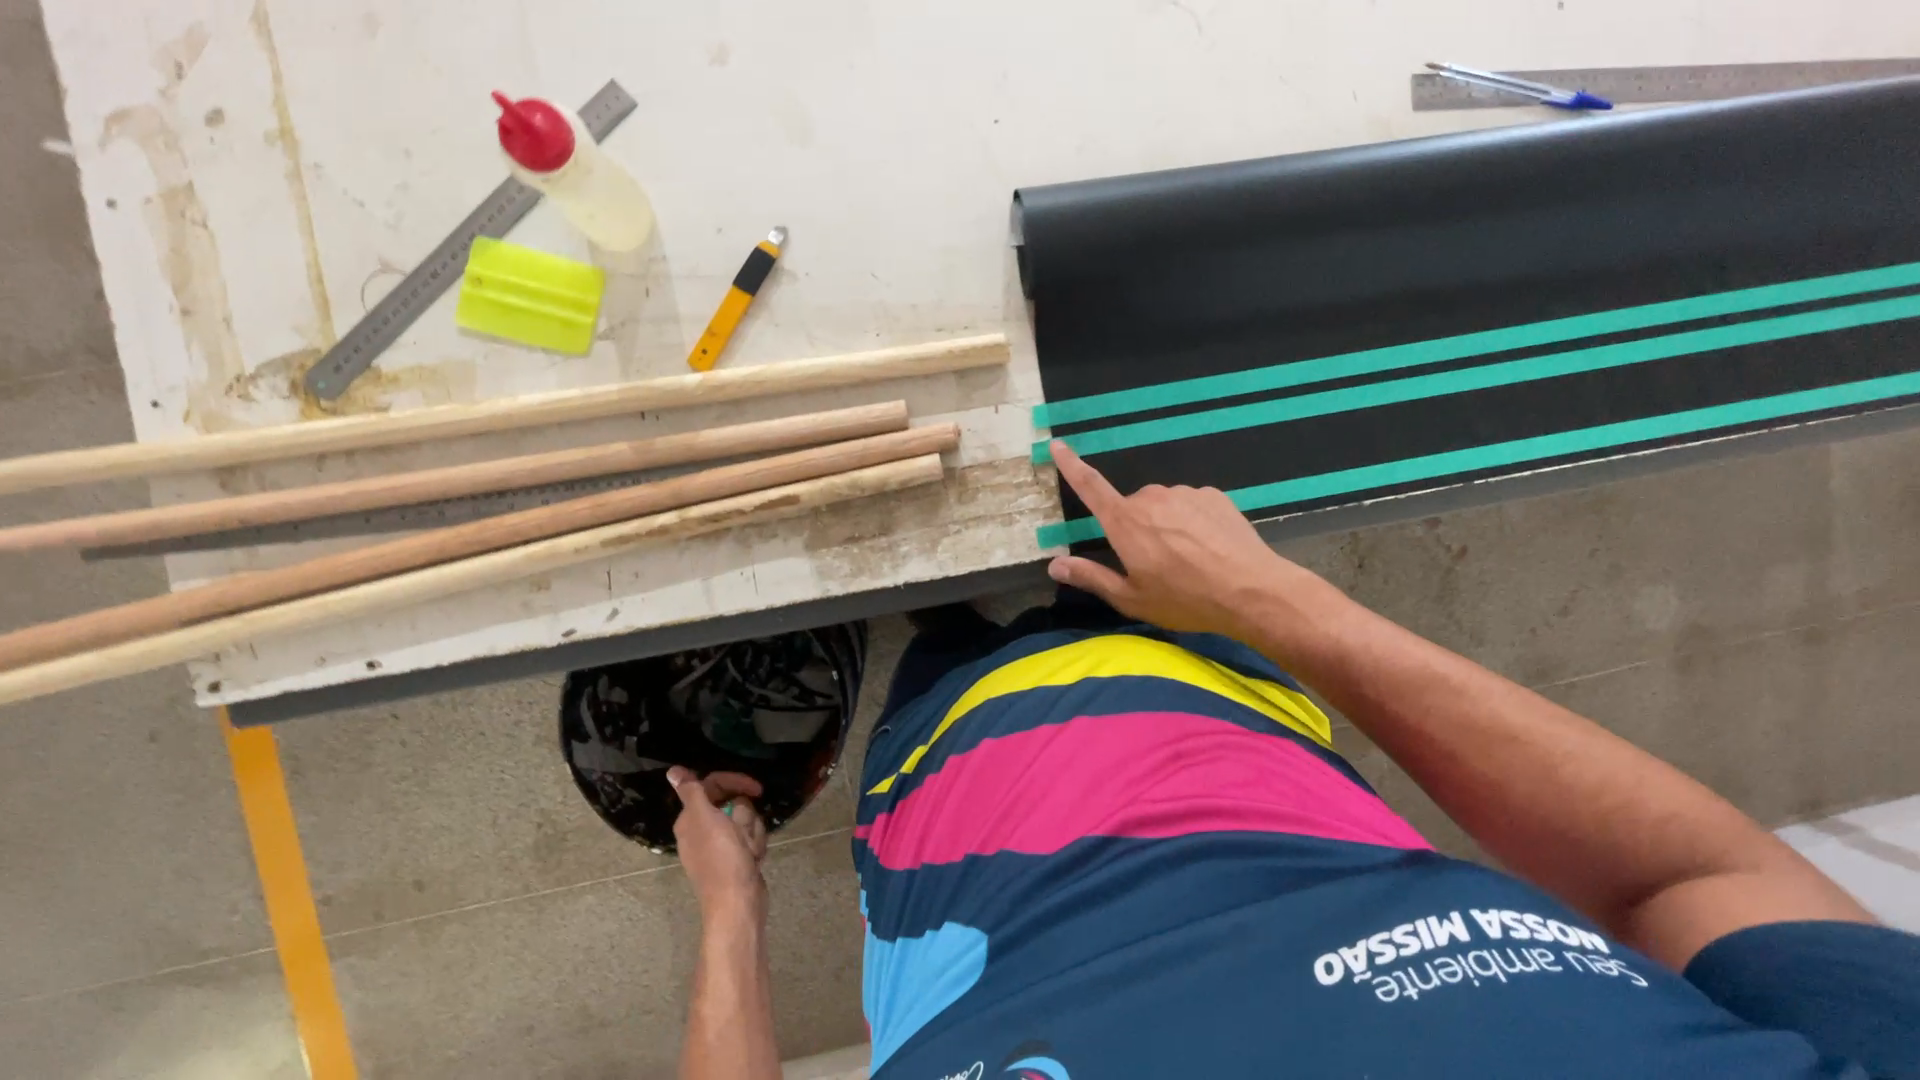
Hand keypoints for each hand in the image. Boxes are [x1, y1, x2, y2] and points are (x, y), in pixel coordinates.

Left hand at [669, 767, 769, 918]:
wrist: (738, 901)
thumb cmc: (722, 858)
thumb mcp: (704, 819)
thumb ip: (691, 792)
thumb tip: (672, 771)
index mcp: (691, 818)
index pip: (714, 784)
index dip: (736, 783)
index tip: (756, 789)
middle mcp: (703, 828)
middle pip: (734, 803)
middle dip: (745, 817)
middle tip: (742, 835)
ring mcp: (720, 844)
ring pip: (746, 821)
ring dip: (752, 833)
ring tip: (748, 851)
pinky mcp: (736, 856)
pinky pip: (751, 838)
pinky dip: (755, 846)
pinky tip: (753, 859)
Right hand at [1045, 441, 1349, 649]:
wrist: (1250, 590)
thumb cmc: (1184, 599)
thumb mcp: (1131, 598)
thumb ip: (1091, 577)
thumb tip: (1055, 564)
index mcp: (1125, 523)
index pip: (1090, 487)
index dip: (1071, 465)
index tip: (1057, 444)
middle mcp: (1151, 498)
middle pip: (1132, 507)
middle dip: (1136, 529)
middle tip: (1155, 565)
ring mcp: (1185, 493)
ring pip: (1163, 506)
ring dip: (1166, 525)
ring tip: (1188, 560)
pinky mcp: (1213, 495)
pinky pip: (1191, 506)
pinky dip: (1192, 522)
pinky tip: (1209, 548)